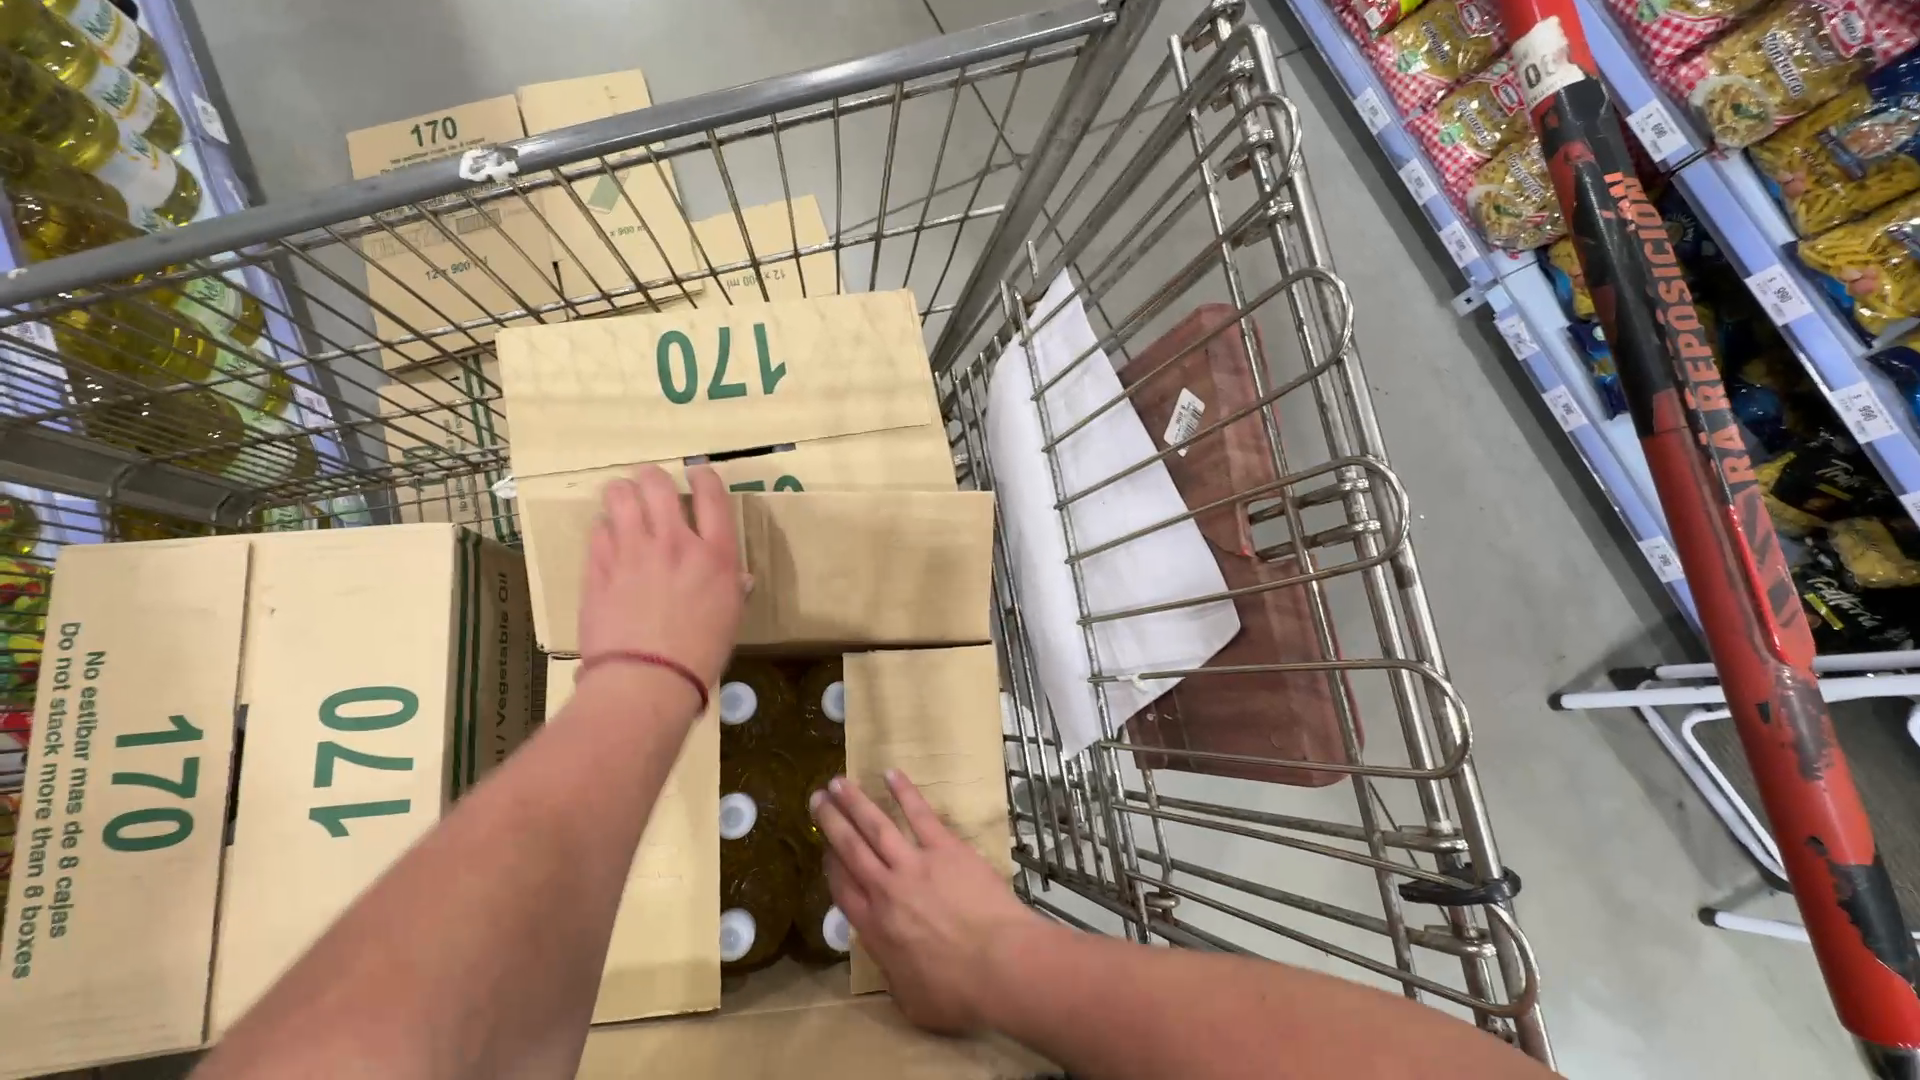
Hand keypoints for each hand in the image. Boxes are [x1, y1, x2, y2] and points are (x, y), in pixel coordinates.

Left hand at [578, 464, 745, 693]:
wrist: (647, 680)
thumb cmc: (700, 654)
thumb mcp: (730, 616)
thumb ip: (730, 586)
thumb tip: (734, 576)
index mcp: (715, 555)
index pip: (713, 496)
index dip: (705, 476)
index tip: (699, 472)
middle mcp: (674, 543)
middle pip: (659, 485)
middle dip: (653, 478)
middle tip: (650, 483)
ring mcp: (632, 552)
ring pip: (619, 497)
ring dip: (621, 493)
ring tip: (622, 499)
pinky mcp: (598, 568)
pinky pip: (597, 531)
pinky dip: (604, 529)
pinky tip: (607, 537)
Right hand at [811, 770, 1047, 1034]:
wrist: (1000, 965)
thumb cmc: (959, 993)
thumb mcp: (912, 1002)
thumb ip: (894, 974)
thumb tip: (891, 963)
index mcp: (875, 928)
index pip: (843, 889)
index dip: (830, 865)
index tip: (824, 849)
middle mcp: (886, 890)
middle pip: (850, 850)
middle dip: (831, 823)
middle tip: (816, 799)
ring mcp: (915, 864)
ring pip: (876, 826)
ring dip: (855, 803)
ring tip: (838, 782)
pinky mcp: (946, 848)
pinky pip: (920, 814)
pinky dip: (904, 792)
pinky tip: (891, 774)